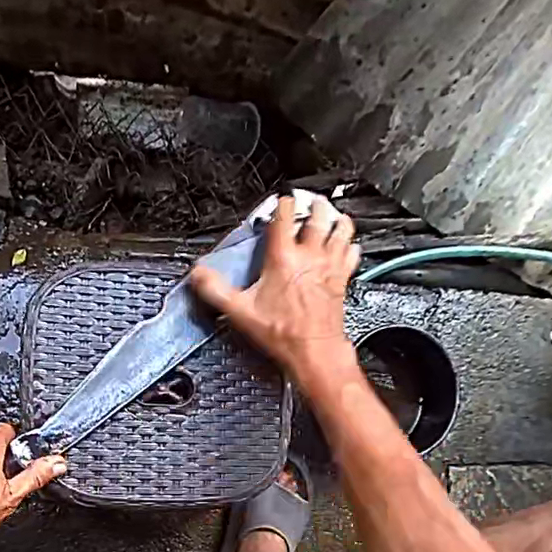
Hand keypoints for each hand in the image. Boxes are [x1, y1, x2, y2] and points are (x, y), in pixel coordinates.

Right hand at [190, 195, 360, 378]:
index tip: (281, 201)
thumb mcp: (240, 312)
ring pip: (341, 227)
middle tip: (309, 202)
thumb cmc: (282, 333)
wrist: (313, 350)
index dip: (282, 202)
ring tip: (331, 214)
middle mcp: (310, 255)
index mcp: (283, 257)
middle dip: (314, 204)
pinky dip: (349, 243)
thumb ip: (216, 290)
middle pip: (319, 214)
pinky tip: (345, 245)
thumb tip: (198, 275)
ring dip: (336, 218)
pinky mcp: (343, 277)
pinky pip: (352, 250)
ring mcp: (330, 265)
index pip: (285, 215)